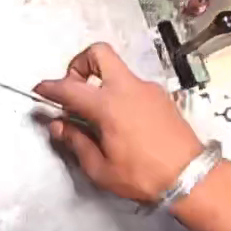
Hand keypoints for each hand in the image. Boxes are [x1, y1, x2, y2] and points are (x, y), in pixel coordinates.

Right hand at [34, 42, 205, 204]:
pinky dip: (119, 94)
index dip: (50, 88)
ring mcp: (147, 90)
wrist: (190, 176)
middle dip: (79, 65)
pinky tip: (119, 121)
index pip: (69, 87)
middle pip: (98, 53)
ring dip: (100, 83)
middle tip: (73, 90)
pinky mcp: (160, 98)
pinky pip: (132, 86)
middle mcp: (128, 89)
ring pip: (117, 71)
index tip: (41, 91)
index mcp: (108, 105)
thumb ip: (76, 142)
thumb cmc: (145, 175)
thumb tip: (60, 127)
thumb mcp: (100, 167)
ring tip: (96, 115)